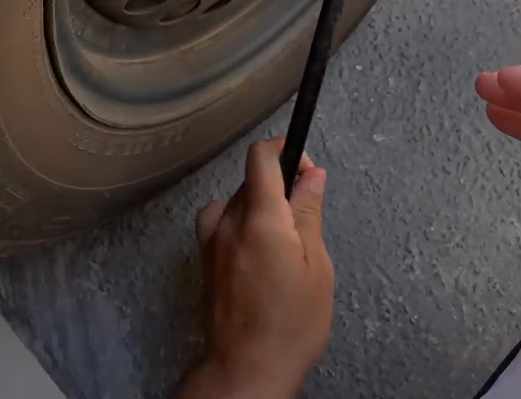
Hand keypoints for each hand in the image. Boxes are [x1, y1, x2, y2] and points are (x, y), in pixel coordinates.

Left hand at [179, 138, 333, 398]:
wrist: (247, 371)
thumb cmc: (291, 323)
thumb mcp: (317, 267)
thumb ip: (309, 214)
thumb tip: (312, 174)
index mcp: (261, 218)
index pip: (261, 157)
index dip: (284, 149)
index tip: (306, 167)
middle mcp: (230, 221)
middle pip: (252, 178)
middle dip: (280, 185)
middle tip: (304, 217)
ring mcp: (212, 240)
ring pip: (236, 199)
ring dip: (259, 203)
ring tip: (282, 238)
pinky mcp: (204, 259)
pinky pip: (218, 219)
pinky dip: (235, 219)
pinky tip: (251, 243)